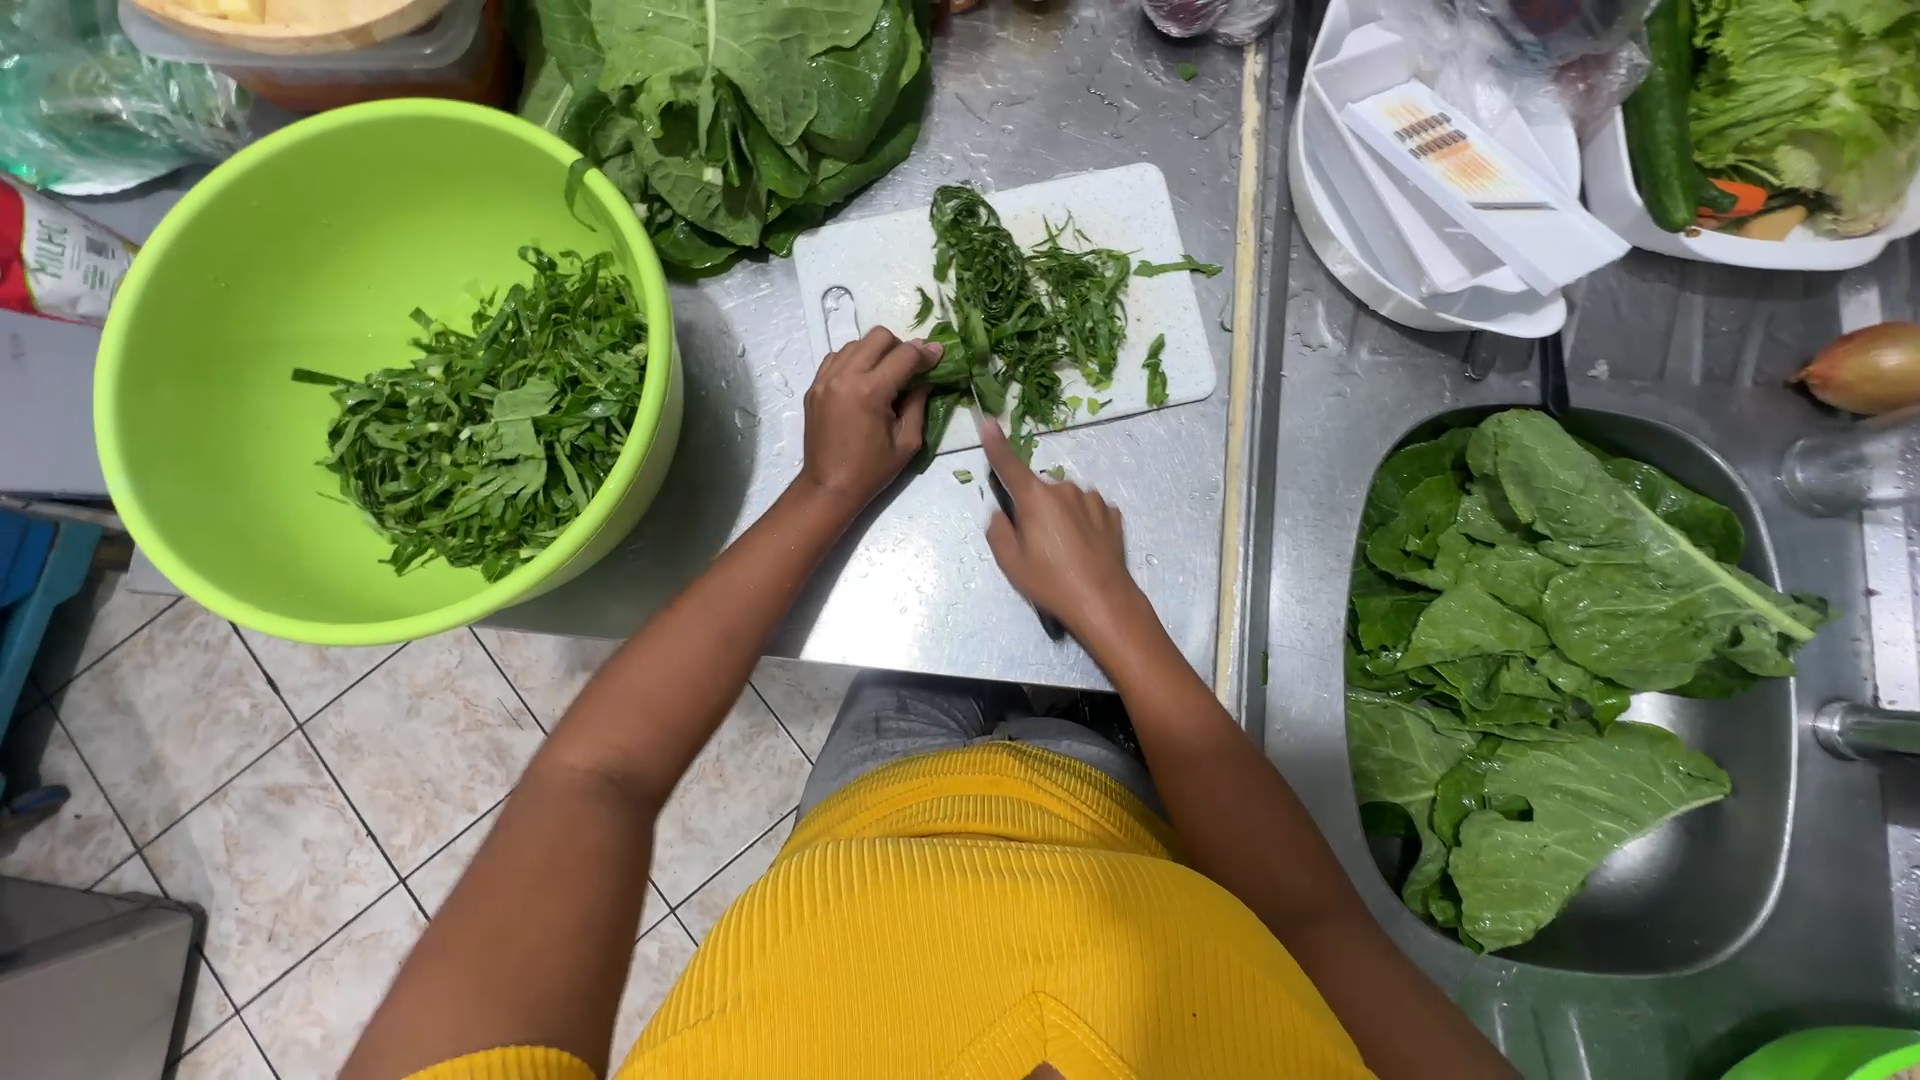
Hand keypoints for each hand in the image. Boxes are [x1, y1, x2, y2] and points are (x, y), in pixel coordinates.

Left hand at [797, 327, 937, 511]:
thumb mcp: (907, 441)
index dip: (926, 353)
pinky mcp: (814, 387)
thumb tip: (925, 378)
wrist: (829, 486)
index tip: (938, 354)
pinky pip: (836, 358)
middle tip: (910, 368)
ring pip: (856, 343)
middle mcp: (844, 377)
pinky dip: (854, 360)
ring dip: (876, 352)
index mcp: (870, 392)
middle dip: (900, 347)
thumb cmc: (872, 470)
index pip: (904, 355)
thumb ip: (918, 403)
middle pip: (878, 337)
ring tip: (886, 375)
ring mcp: (825, 380)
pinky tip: (863, 380)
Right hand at [980, 416, 1143, 634]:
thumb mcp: (1010, 562)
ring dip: (1060, 517)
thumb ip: (998, 530)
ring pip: (1065, 501)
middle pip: (1039, 491)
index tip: (988, 423)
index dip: (996, 445)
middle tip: (1037, 546)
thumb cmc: (1050, 582)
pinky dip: (1082, 524)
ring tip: (1065, 552)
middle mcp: (1064, 489)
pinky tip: (1084, 549)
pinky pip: (1087, 511)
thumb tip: (1002, 513)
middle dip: (1034, 509)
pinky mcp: (1111, 512)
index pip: (1009, 465)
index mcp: (1035, 498)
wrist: (1103, 599)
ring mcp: (1091, 499)